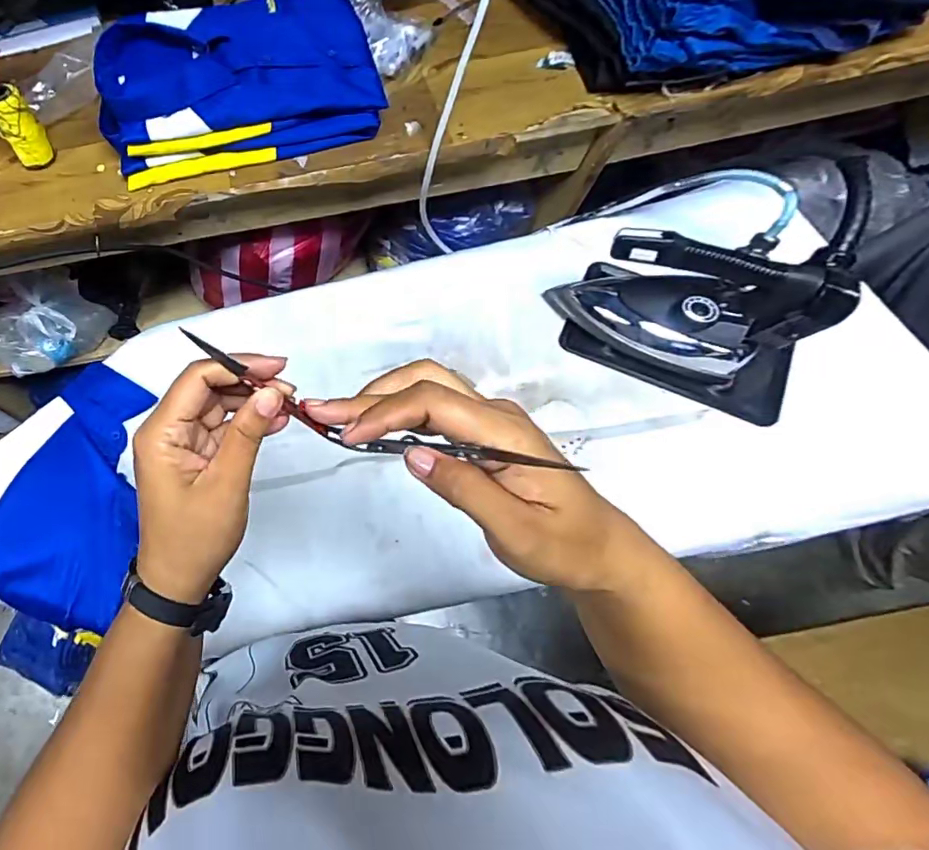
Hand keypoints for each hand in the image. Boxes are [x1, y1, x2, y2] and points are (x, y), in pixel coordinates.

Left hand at [131, 356, 294, 603]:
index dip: (236, 365)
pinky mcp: (193, 453)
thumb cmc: (193, 540)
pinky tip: (274, 419)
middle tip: (286, 385)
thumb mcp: (226, 483)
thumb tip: (269, 393)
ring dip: (251, 399)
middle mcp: (165, 429)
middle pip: (207, 386)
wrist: (177, 581)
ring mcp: (179, 441)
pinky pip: (221, 425)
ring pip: (217, 403)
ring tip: (286, 402)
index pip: (197, 379)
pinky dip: (246, 420)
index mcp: (160, 432)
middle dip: (248, 381)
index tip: (273, 367)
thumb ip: (247, 433)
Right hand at [304, 361, 665, 593]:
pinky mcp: (479, 431)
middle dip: (371, 394)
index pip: (434, 403)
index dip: (386, 413)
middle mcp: (494, 414)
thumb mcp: (518, 532)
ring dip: (379, 396)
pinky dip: (394, 409)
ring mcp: (487, 419)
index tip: (350, 435)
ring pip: (425, 387)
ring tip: (339, 415)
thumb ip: (465, 489)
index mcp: (505, 432)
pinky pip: (430, 406)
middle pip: (424, 380)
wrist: (602, 550)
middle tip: (326, 412)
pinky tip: (372, 424)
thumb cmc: (566, 546)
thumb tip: (412, 454)